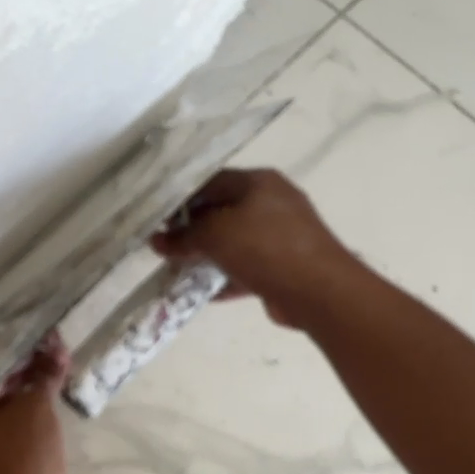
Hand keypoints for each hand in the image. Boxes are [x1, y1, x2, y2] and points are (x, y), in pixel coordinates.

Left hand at [0, 332, 70, 473]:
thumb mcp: (34, 410)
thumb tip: (55, 349)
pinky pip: (20, 411)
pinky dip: (36, 395)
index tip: (21, 315)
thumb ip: (43, 376)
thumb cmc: (20, 463)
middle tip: (46, 329)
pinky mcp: (9, 448)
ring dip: (31, 373)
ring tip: (58, 347)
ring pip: (9, 392)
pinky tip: (57, 377)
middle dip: (20, 353)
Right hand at [152, 168, 367, 329]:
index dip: (180, 199)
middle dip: (191, 229)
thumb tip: (156, 242)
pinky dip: (224, 276)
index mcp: (258, 182)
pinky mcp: (283, 265)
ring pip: (232, 241)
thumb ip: (182, 237)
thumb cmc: (264, 247)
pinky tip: (201, 291)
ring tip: (178, 268)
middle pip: (220, 211)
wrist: (318, 291)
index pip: (210, 182)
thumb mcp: (214, 235)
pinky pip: (245, 266)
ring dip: (206, 255)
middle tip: (164, 245)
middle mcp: (272, 202)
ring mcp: (280, 235)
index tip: (158, 220)